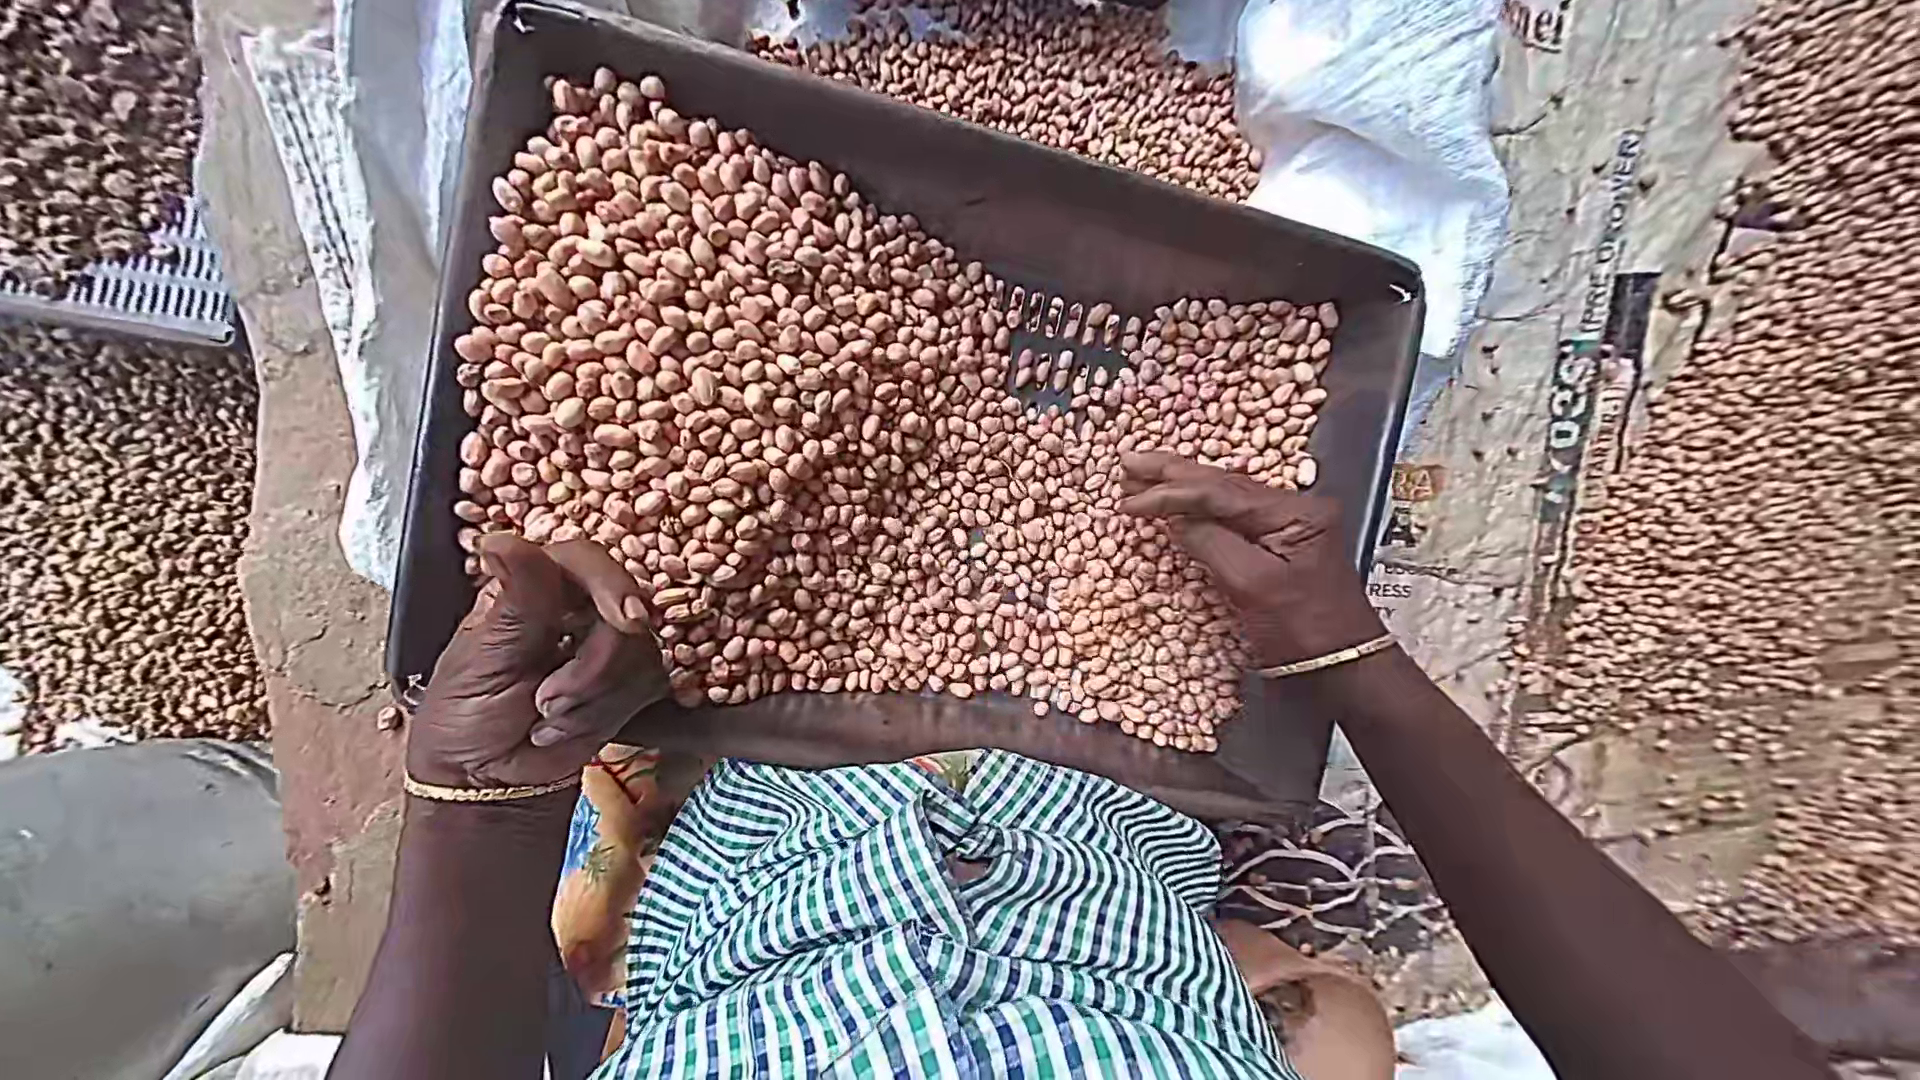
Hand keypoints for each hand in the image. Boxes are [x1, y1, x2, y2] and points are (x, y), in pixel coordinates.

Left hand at [408, 534, 667, 790]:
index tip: (628, 620)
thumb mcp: (483, 660)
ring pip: (641, 649)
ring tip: (546, 718)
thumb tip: (502, 540)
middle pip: (626, 607)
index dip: (612, 584)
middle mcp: (578, 607)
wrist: (490, 783)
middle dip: (595, 664)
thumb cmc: (466, 718)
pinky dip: (606, 712)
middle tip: (548, 701)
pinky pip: (649, 682)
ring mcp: (610, 642)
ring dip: (593, 695)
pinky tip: (566, 727)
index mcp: (533, 589)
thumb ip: (514, 601)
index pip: (586, 560)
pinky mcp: (632, 677)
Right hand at [1117, 452, 1382, 668]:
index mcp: (1294, 513)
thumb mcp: (1252, 586)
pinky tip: (1175, 497)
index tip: (1130, 501)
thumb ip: (1210, 543)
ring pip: (1223, 493)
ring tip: (1141, 473)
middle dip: (1171, 472)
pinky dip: (1196, 504)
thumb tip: (1173, 518)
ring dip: (1180, 484)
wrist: (1341, 665)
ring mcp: (1285, 522)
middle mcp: (1292, 508)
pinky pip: (1229, 513)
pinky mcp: (1275, 540)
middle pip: (1221, 481)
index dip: (1169, 494)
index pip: (1220, 492)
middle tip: (1129, 461)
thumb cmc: (1303, 631)